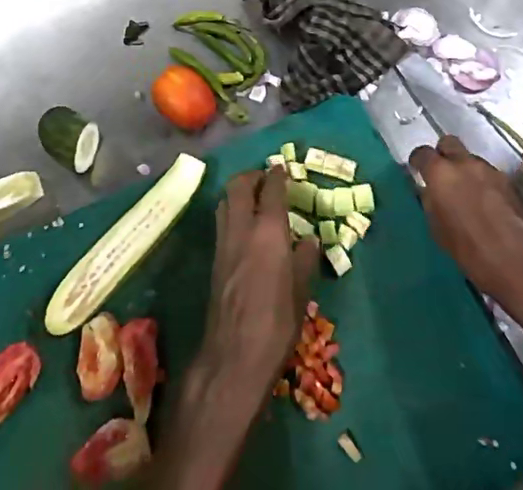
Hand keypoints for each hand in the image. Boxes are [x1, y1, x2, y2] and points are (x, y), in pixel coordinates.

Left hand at [155, 170, 316, 489]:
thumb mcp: (302, 291)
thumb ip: (305, 259)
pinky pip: (221, 220)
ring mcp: (223, 241)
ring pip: (225, 200)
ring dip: (238, 191)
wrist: (235, 352)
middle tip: (266, 179)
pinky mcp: (214, 256)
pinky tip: (244, 224)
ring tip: (254, 197)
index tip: (283, 168)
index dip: (277, 175)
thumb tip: (308, 238)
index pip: (271, 190)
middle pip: (239, 186)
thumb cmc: (278, 322)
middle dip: (252, 176)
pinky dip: (231, 210)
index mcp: (268, 231)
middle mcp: (242, 227)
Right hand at [409, 135, 522, 326]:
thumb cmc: (471, 253)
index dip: (418, 162)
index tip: (417, 172)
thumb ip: (431, 202)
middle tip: (442, 176)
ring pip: (471, 160)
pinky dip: (483, 183)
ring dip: (465, 171)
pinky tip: (486, 205)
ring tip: (466, 195)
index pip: (422, 153)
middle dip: (443, 155)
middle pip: (449, 143)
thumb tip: (430, 191)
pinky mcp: (512, 184)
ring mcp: (492, 172)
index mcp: (441, 173)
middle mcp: (466, 164)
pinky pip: (489, 175)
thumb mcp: (438, 230)